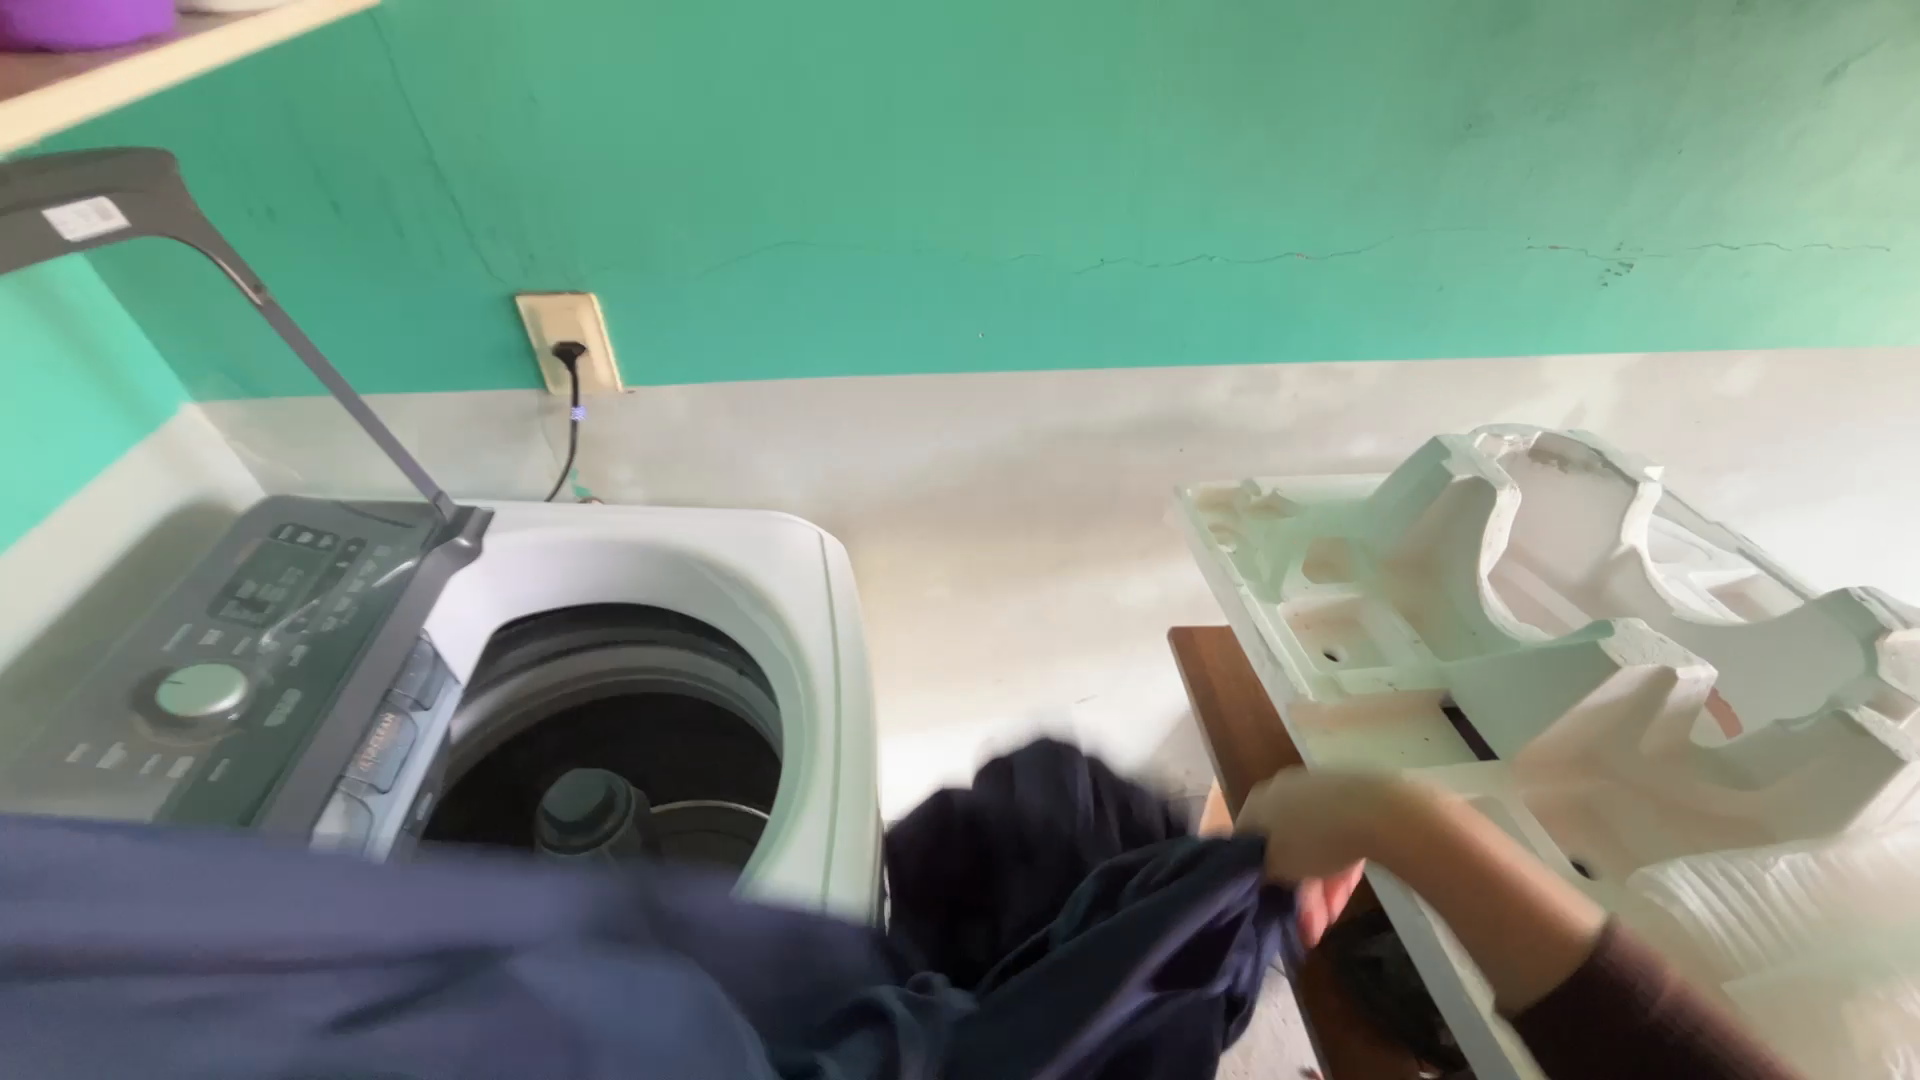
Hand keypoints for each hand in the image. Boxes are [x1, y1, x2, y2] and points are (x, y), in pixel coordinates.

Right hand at [1234, 768, 1416, 946]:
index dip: (1259, 879)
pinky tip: (1348, 894)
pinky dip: (1339, 867)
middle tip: (1310, 926)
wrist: (1374, 810)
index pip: (1248, 844)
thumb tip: (1258, 881)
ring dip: (1321, 886)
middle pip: (1285, 848)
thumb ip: (1262, 876)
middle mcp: (1281, 792)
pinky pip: (1337, 838)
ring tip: (1332, 920)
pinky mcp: (1351, 801)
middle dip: (1299, 891)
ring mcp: (1317, 794)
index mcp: (1256, 802)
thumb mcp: (1276, 866)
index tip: (1274, 907)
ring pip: (1314, 847)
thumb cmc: (1312, 838)